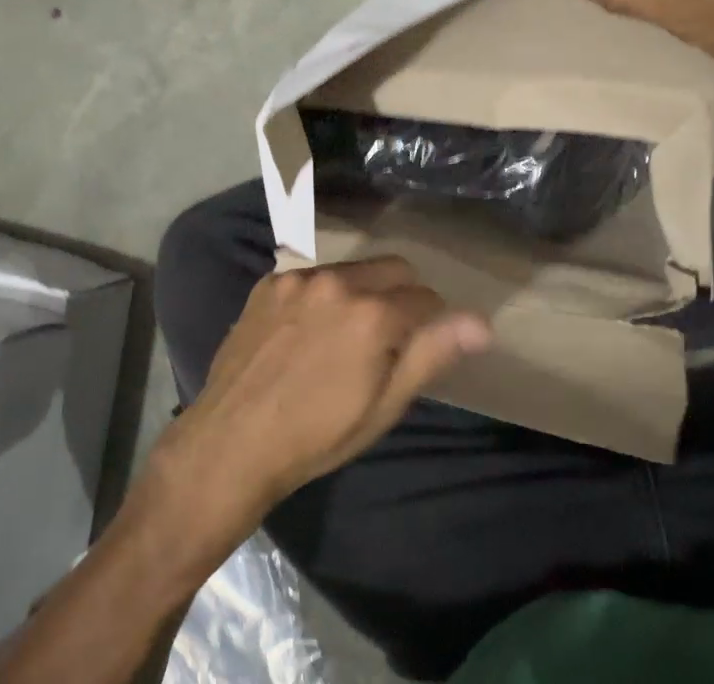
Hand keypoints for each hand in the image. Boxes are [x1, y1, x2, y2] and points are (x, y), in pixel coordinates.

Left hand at [156, 257, 492, 516]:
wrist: (232, 443)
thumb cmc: (317, 436)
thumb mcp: (384, 405)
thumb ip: (432, 354)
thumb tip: (482, 322)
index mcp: (372, 314)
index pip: (428, 298)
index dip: (433, 324)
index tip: (418, 350)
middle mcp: (337, 282)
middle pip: (395, 269)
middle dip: (403, 297)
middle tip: (388, 341)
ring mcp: (297, 279)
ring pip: (354, 270)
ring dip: (363, 292)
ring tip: (344, 338)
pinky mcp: (269, 283)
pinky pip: (314, 275)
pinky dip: (324, 295)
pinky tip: (308, 332)